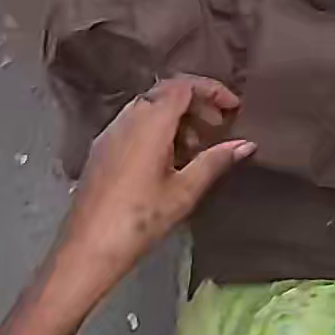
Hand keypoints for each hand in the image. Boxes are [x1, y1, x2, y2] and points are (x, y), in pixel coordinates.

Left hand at [54, 74, 255, 287]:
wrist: (88, 248)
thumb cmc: (141, 219)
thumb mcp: (185, 191)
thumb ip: (216, 161)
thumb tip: (246, 144)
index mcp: (149, 123)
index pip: (183, 86)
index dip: (212, 90)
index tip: (234, 107)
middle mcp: (127, 119)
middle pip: (165, 93)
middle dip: (197, 104)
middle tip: (219, 127)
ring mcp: (110, 134)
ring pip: (149, 109)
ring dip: (178, 119)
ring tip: (197, 148)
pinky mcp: (102, 150)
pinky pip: (135, 125)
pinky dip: (158, 131)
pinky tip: (169, 161)